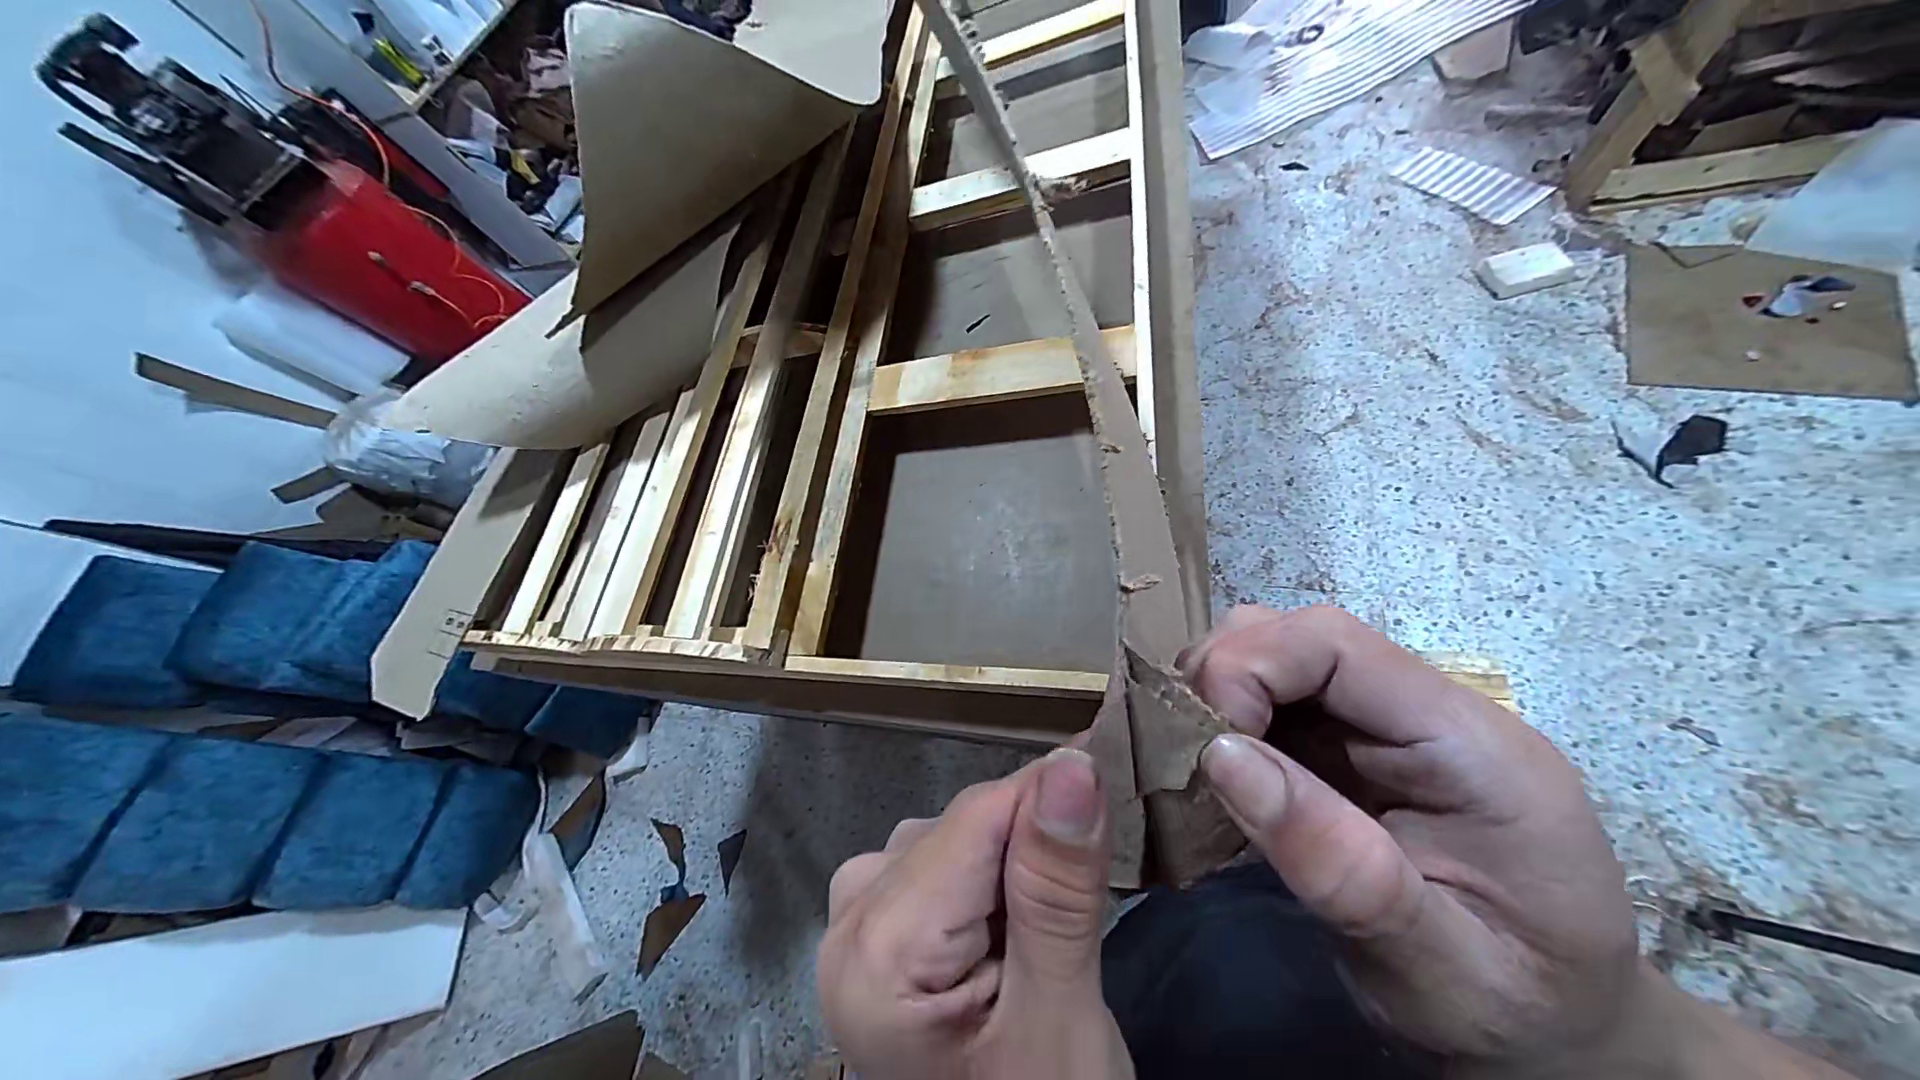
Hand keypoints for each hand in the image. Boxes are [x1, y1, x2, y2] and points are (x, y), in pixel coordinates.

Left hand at [817, 749, 1132, 1079]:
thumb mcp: (1058, 1020)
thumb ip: (1057, 891)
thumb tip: (1072, 764)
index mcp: (874, 945)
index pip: (976, 817)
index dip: (1052, 797)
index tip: (1114, 780)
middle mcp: (850, 911)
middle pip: (966, 824)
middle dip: (1036, 843)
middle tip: (1090, 891)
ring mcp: (858, 910)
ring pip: (961, 834)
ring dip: (1019, 862)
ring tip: (1052, 927)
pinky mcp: (879, 916)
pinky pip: (949, 856)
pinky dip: (995, 876)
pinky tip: (1016, 926)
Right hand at [1181, 605, 1639, 1072]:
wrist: (1558, 1027)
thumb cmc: (1512, 1010)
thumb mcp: (1435, 972)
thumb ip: (1337, 865)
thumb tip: (1221, 756)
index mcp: (1471, 745)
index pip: (1333, 643)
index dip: (1248, 668)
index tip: (1206, 747)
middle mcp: (1423, 708)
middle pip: (1293, 634)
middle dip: (1221, 679)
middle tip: (1191, 757)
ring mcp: (1382, 720)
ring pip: (1272, 652)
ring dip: (1217, 694)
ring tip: (1203, 766)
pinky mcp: (1348, 739)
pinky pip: (1268, 695)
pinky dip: (1224, 718)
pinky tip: (1221, 771)